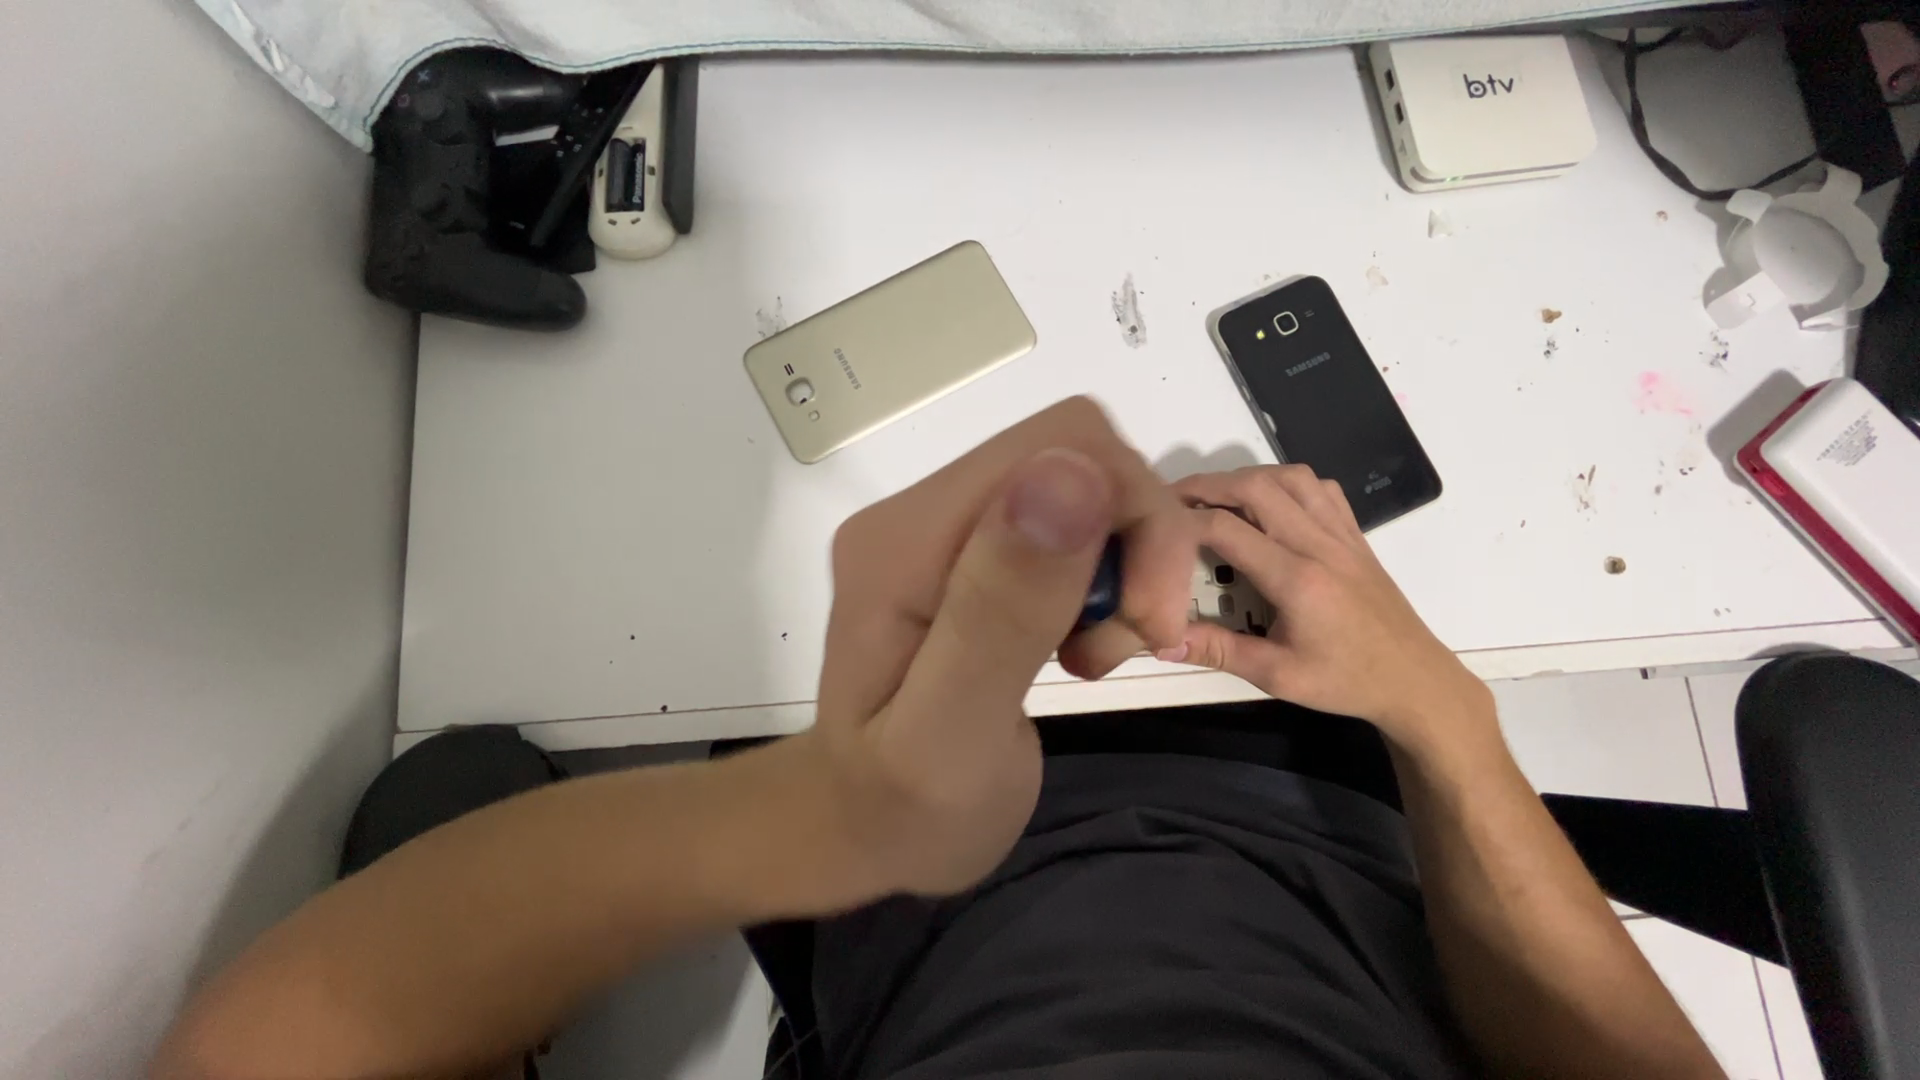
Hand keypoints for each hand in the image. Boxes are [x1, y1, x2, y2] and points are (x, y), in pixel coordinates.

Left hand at [803, 397, 1195, 896]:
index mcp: (904, 541)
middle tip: (1120, 645)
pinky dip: (1102, 582)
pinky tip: (1075, 646)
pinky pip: (1071, 529)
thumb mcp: (951, 732)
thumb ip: (1002, 609)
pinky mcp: (971, 554)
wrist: (863, 827)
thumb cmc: (904, 811)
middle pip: (1080, 456)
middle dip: (1135, 548)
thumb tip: (1073, 468)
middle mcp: (919, 512)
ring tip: (1089, 656)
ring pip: (1085, 490)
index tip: (1140, 622)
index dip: (1131, 518)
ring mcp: (944, 529)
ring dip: (1122, 570)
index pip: (1060, 444)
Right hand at [1165, 466, 1491, 752]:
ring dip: (1245, 478)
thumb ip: (1217, 651)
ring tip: (1215, 498)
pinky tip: (1269, 505)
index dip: (1183, 522)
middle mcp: (1319, 545)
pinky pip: (1320, 489)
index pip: (1227, 529)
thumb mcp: (1276, 676)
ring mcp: (1342, 535)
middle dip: (1207, 485)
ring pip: (1290, 478)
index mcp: (1297, 579)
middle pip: (1256, 487)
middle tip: (1172, 501)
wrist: (1416, 681)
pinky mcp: (1355, 536)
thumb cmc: (1346, 681)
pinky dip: (1286, 483)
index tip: (1154, 529)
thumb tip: (1160, 641)